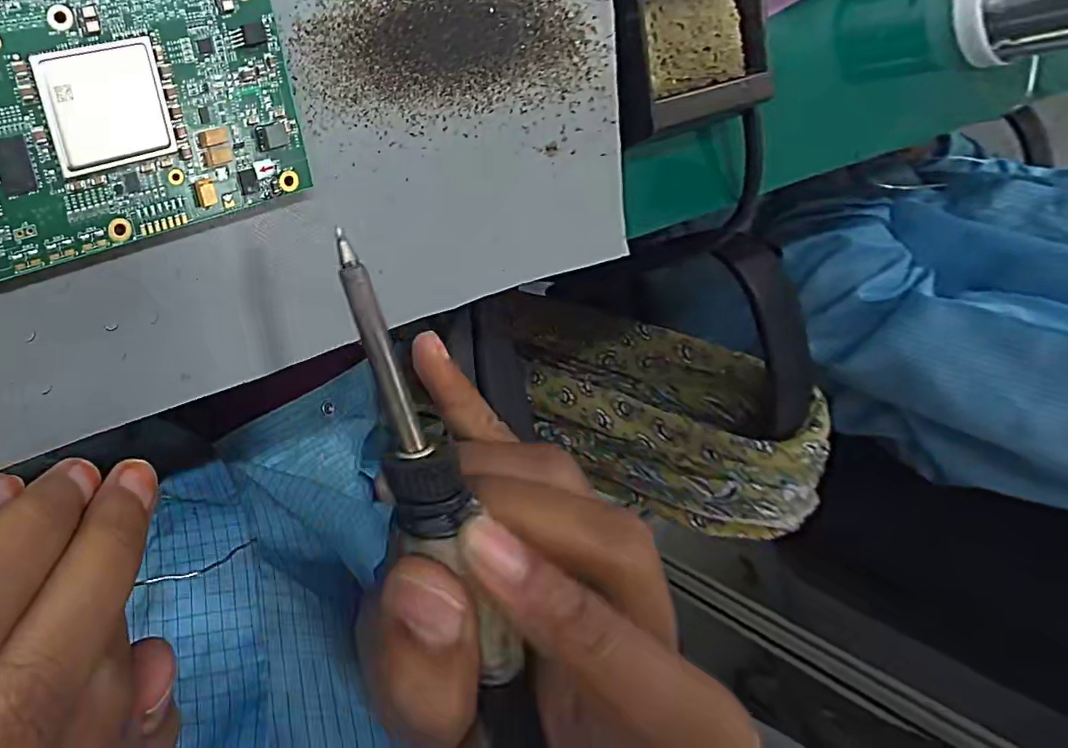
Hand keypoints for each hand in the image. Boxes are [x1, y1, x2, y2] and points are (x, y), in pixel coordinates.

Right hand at [359, 332, 758, 746]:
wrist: (503, 726)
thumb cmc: (484, 739)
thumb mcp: (443, 738)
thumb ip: (430, 683)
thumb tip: (420, 584)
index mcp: (656, 719)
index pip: (636, 657)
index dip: (559, 602)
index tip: (476, 552)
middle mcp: (651, 624)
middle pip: (608, 541)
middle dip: (504, 511)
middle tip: (416, 514)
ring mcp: (611, 564)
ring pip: (566, 481)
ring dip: (479, 462)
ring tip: (411, 476)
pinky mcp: (557, 517)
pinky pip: (515, 449)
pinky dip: (465, 404)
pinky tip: (429, 358)